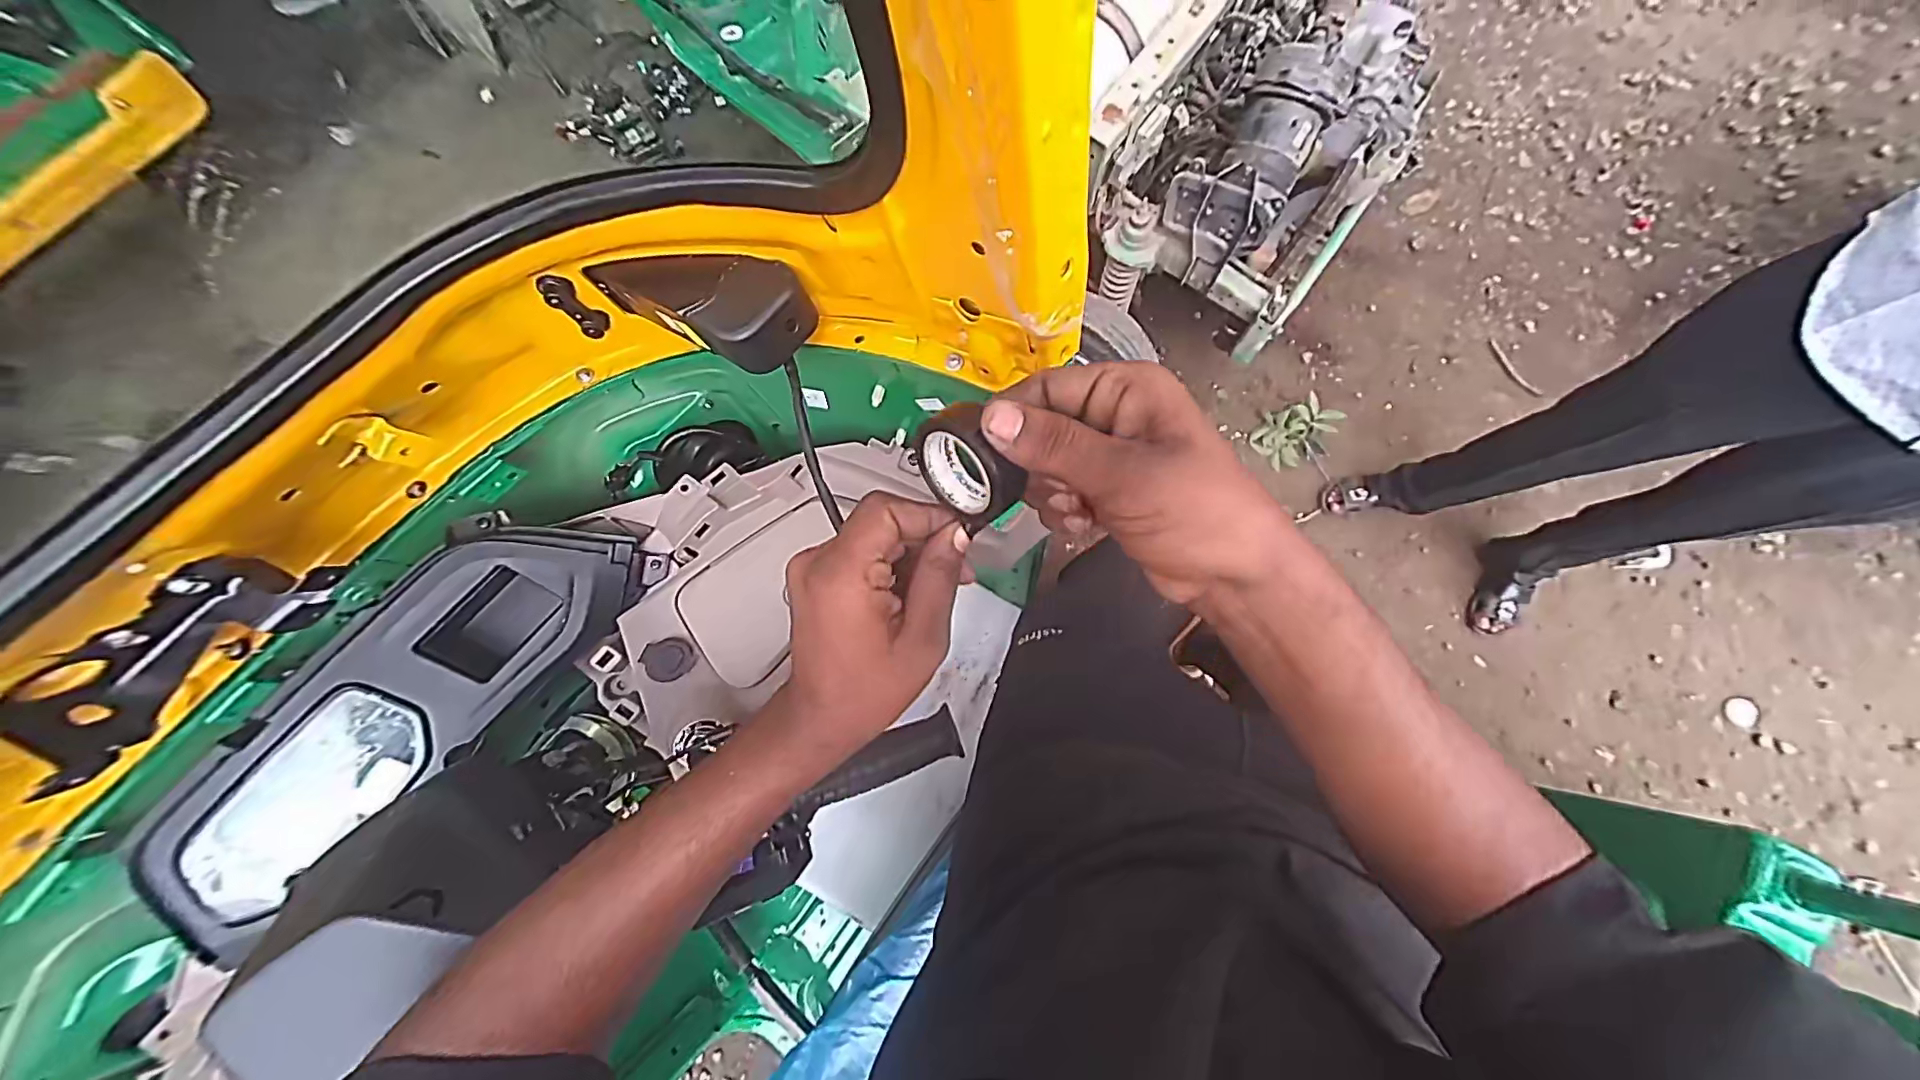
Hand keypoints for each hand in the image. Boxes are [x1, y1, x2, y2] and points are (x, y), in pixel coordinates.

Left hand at [777, 492, 971, 757]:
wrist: (823, 715)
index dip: (930, 516)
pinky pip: (862, 549)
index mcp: (840, 574)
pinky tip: (911, 591)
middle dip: (926, 536)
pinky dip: (892, 562)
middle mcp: (818, 563)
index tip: (957, 533)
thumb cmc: (862, 692)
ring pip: (875, 532)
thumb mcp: (923, 638)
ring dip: (911, 551)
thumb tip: (955, 535)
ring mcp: (813, 567)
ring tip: (934, 587)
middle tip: (956, 564)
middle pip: (882, 518)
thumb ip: (940, 577)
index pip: (887, 510)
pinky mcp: (817, 574)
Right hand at [983, 363, 1293, 604]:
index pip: (1048, 387)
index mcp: (1126, 390)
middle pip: (1042, 429)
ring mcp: (1109, 457)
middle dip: (1041, 467)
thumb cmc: (1196, 510)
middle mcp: (1114, 416)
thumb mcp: (1122, 474)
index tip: (986, 449)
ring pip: (1046, 466)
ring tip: (1081, 512)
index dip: (1015, 417)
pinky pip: (1061, 493)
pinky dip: (1065, 512)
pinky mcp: (1105, 492)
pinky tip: (1087, 526)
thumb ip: (1054, 446)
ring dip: (1053, 495)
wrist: (1233, 575)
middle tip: (1062, 492)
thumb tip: (993, 418)